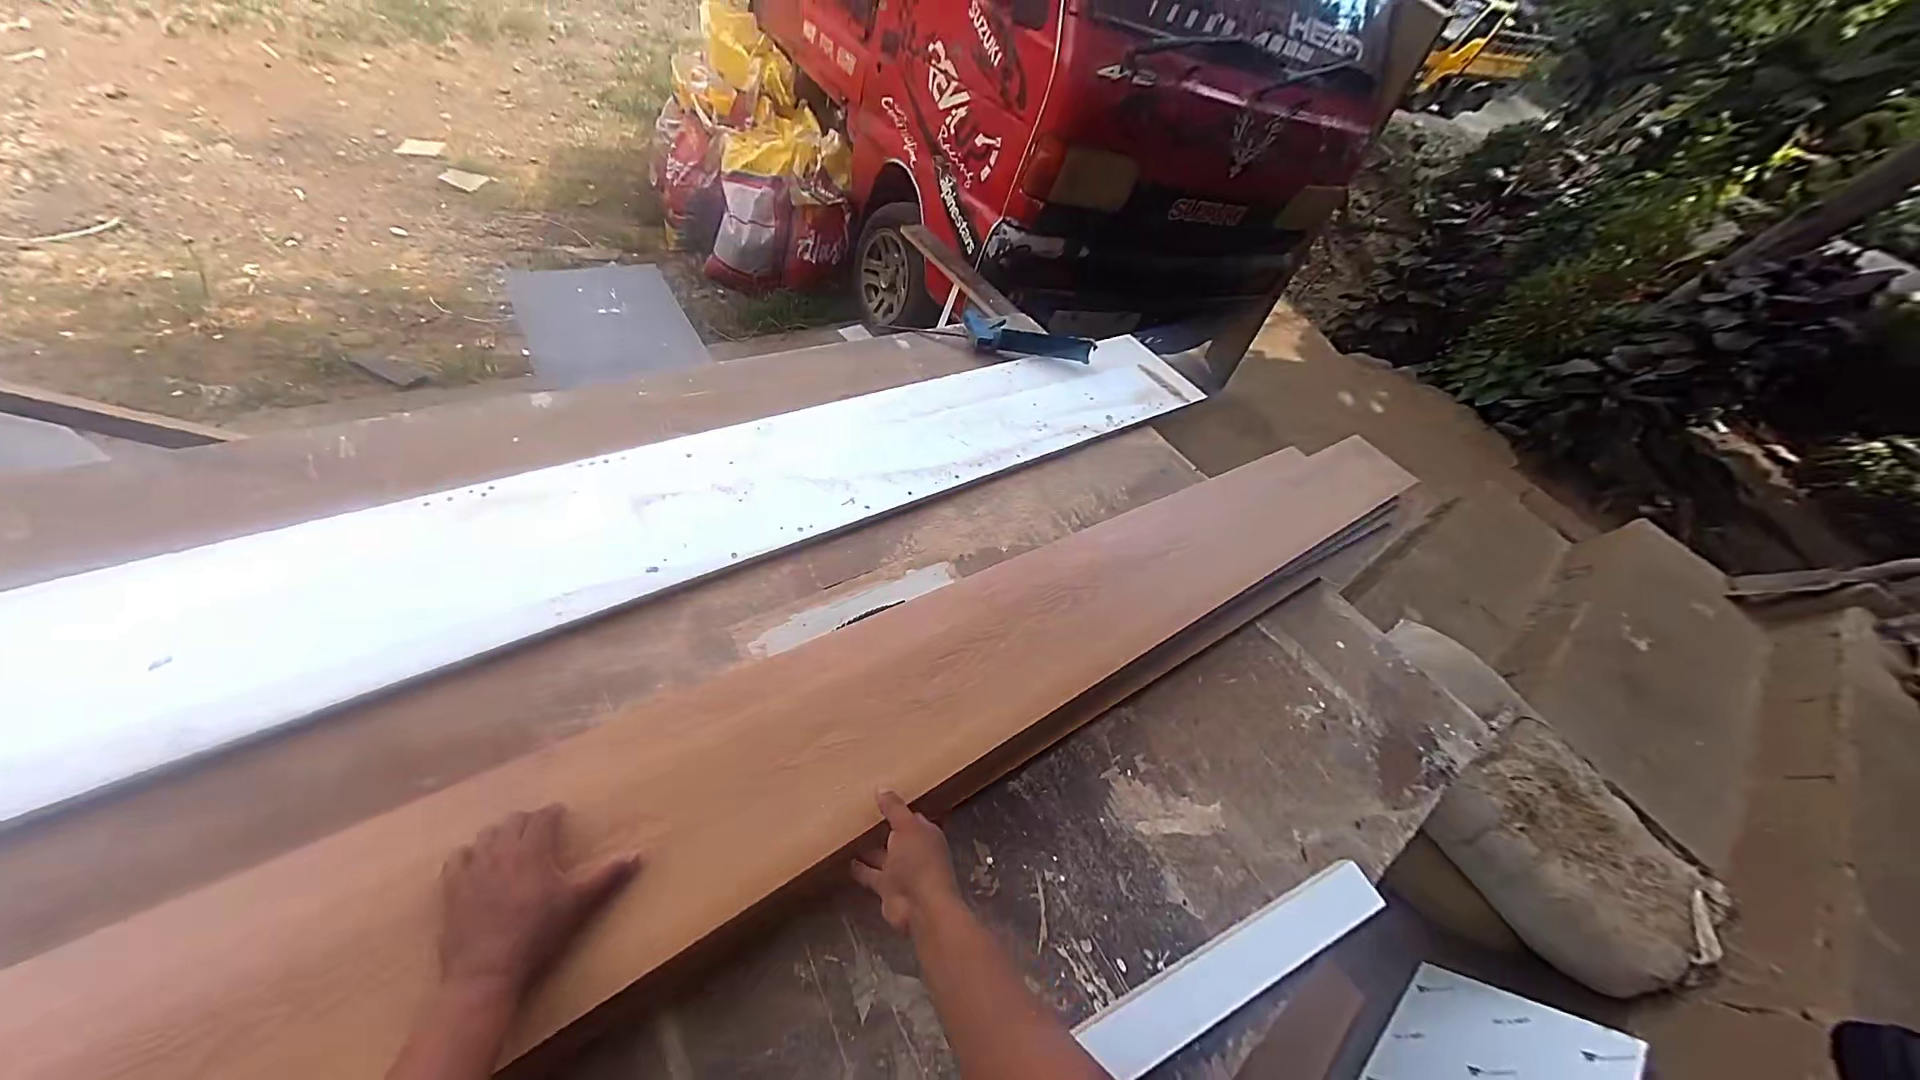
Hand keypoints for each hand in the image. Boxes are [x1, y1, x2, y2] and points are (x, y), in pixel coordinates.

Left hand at [437, 804, 638, 994]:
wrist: (487, 973)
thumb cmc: (538, 934)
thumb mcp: (579, 904)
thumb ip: (608, 876)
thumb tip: (639, 855)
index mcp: (533, 850)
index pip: (542, 817)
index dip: (553, 813)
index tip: (560, 815)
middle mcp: (501, 852)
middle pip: (512, 821)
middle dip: (527, 820)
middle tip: (539, 829)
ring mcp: (473, 870)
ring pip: (484, 836)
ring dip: (499, 834)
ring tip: (510, 844)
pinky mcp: (451, 890)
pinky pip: (457, 858)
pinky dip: (469, 854)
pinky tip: (476, 863)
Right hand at [851, 790, 961, 932]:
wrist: (921, 907)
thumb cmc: (919, 860)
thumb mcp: (907, 826)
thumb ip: (894, 808)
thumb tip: (881, 788)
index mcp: (924, 833)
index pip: (910, 816)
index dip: (896, 808)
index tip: (878, 798)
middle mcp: (914, 851)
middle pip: (895, 836)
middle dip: (881, 827)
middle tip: (858, 813)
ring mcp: (901, 871)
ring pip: (881, 855)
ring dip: (867, 848)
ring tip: (846, 834)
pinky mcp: (887, 888)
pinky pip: (870, 874)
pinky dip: (859, 868)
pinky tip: (845, 860)